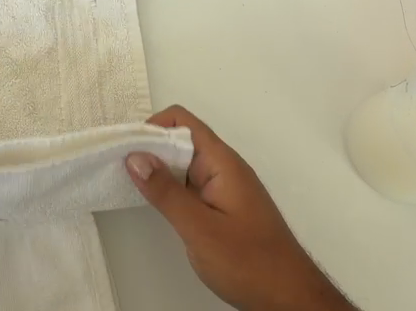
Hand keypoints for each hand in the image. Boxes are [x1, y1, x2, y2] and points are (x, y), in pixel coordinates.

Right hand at [127, 106, 354, 310]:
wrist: (294, 304)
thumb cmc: (249, 263)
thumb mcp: (199, 228)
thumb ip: (165, 192)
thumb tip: (134, 155)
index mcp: (221, 161)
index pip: (182, 121)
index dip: (152, 127)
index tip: (127, 149)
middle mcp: (225, 167)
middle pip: (182, 139)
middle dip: (151, 148)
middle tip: (122, 167)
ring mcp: (227, 188)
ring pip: (186, 164)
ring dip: (161, 169)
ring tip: (134, 185)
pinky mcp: (226, 207)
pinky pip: (193, 184)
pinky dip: (173, 187)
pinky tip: (159, 205)